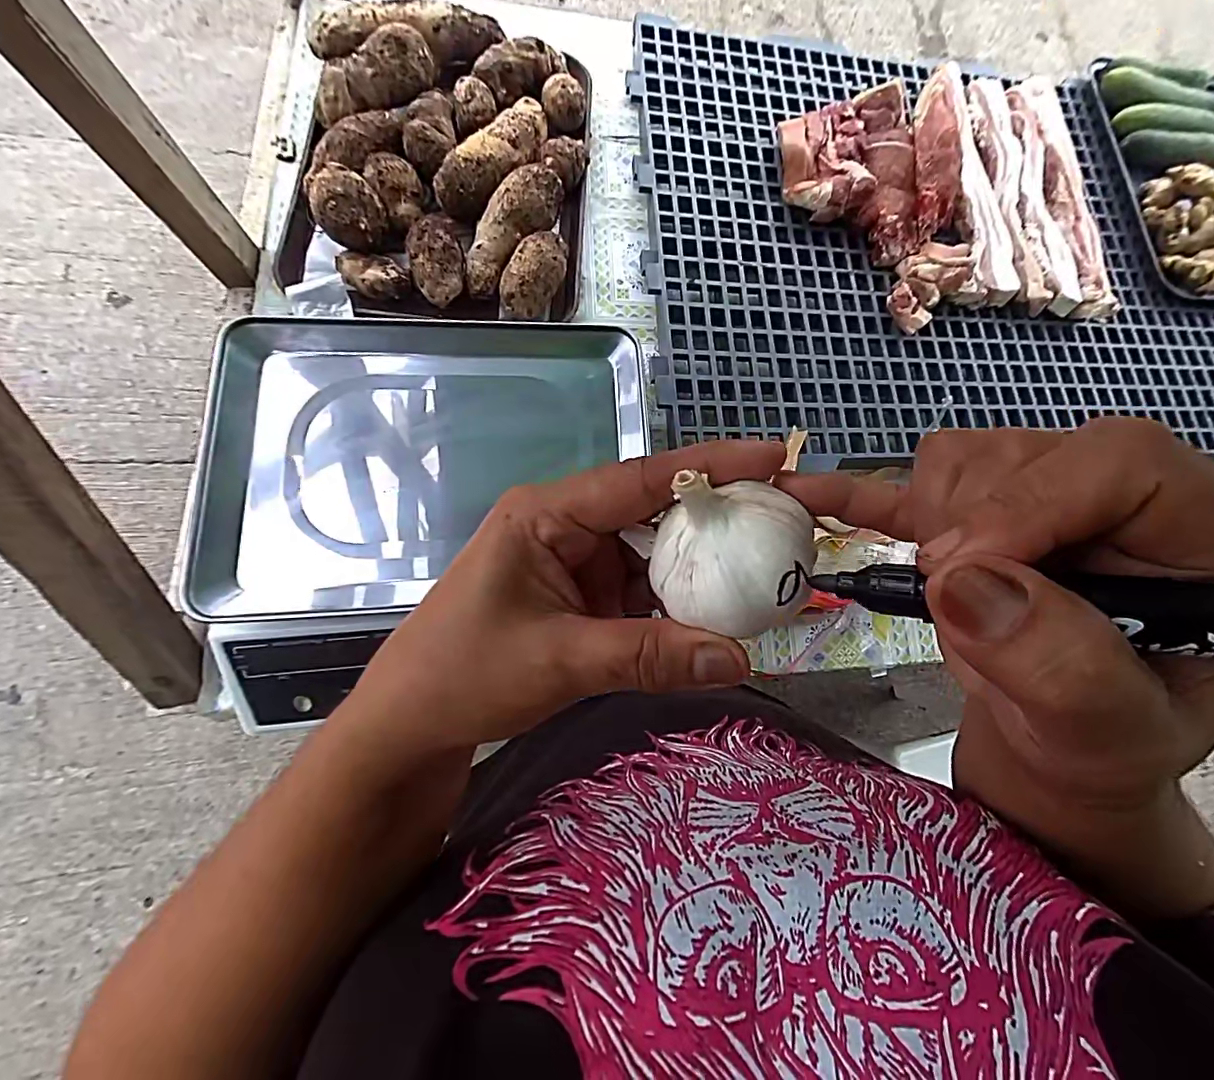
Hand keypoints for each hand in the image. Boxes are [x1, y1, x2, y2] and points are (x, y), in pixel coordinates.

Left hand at [328, 439, 787, 771]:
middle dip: (729, 513)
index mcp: (549, 514)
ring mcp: (581, 565)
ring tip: (780, 560)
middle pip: (661, 511)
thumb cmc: (465, 674)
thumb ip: (648, 655)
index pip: (640, 479)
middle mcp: (570, 528)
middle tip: (800, 513)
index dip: (711, 468)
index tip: (773, 461)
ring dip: (713, 562)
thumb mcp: (559, 660)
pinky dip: (687, 603)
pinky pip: (649, 593)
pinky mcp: (588, 601)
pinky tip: (732, 608)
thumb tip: (739, 658)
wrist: (413, 724)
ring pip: (660, 554)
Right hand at [781, 419, 1213, 916]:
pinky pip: (926, 477)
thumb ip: (1059, 667)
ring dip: (932, 524)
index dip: (1029, 502)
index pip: (1123, 462)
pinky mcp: (993, 509)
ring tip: (944, 595)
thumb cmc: (1098, 754)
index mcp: (1211, 541)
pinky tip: (817, 495)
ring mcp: (1057, 495)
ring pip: (971, 457)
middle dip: (970, 527)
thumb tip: (962, 582)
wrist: (1057, 753)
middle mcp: (1138, 499)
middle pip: (1031, 453)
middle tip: (945, 599)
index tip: (956, 572)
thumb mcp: (1104, 738)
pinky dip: (869, 493)